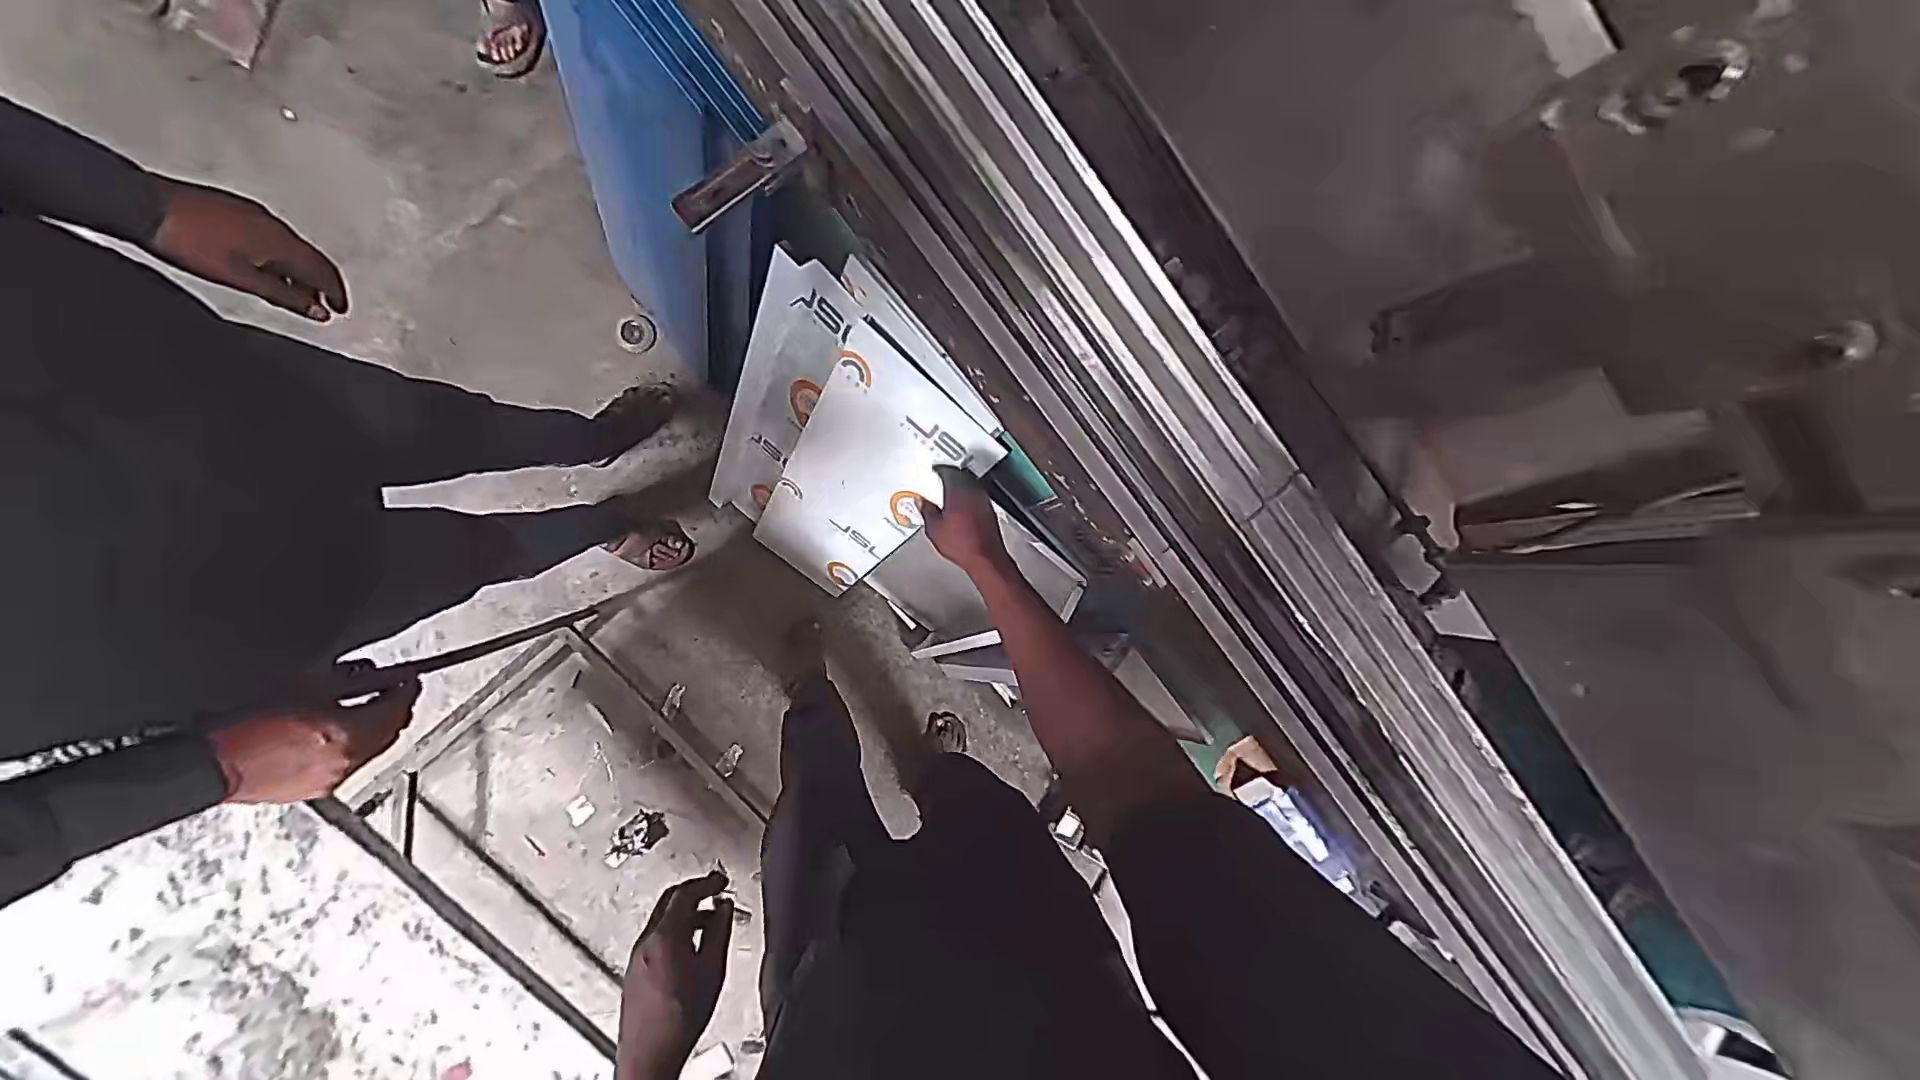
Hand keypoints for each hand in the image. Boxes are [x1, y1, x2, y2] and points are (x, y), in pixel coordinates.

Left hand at [150, 176, 348, 320]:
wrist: (136, 202)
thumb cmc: (185, 239)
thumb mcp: (241, 279)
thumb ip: (285, 296)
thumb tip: (318, 312)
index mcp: (283, 242)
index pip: (324, 273)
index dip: (336, 295)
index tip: (339, 310)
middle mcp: (274, 225)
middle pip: (311, 259)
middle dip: (319, 283)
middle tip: (321, 303)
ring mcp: (252, 213)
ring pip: (289, 247)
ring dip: (296, 269)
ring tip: (290, 286)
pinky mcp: (232, 207)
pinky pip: (268, 234)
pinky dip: (275, 254)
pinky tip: (263, 263)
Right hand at [208, 679, 419, 802]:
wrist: (201, 766)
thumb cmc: (241, 727)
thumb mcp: (307, 687)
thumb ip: (353, 679)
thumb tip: (380, 674)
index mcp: (349, 736)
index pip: (399, 707)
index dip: (407, 687)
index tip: (409, 677)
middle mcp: (347, 762)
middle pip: (391, 729)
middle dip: (394, 708)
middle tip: (391, 690)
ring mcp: (331, 779)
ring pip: (373, 747)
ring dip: (375, 726)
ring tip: (365, 708)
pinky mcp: (312, 789)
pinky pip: (349, 762)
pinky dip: (353, 745)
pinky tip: (339, 733)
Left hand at [617, 871, 733, 1079]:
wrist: (650, 1059)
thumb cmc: (680, 1020)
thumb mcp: (713, 968)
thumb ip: (720, 930)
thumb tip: (724, 908)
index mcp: (664, 937)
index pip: (685, 893)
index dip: (706, 882)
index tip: (720, 880)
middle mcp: (646, 943)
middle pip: (669, 901)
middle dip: (693, 891)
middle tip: (713, 889)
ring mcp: (636, 958)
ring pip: (661, 919)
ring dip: (685, 912)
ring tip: (708, 918)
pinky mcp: (634, 972)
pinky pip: (655, 937)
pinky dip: (674, 929)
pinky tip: (690, 942)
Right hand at [919, 465, 1011, 576]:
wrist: (986, 558)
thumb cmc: (964, 544)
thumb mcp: (934, 528)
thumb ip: (927, 510)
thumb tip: (922, 503)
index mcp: (958, 491)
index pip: (948, 471)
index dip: (939, 470)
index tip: (934, 471)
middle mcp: (974, 492)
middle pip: (962, 475)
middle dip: (950, 475)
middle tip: (941, 478)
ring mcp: (984, 501)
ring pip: (971, 484)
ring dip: (960, 485)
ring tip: (949, 493)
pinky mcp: (989, 511)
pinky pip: (977, 496)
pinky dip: (968, 497)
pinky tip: (961, 507)